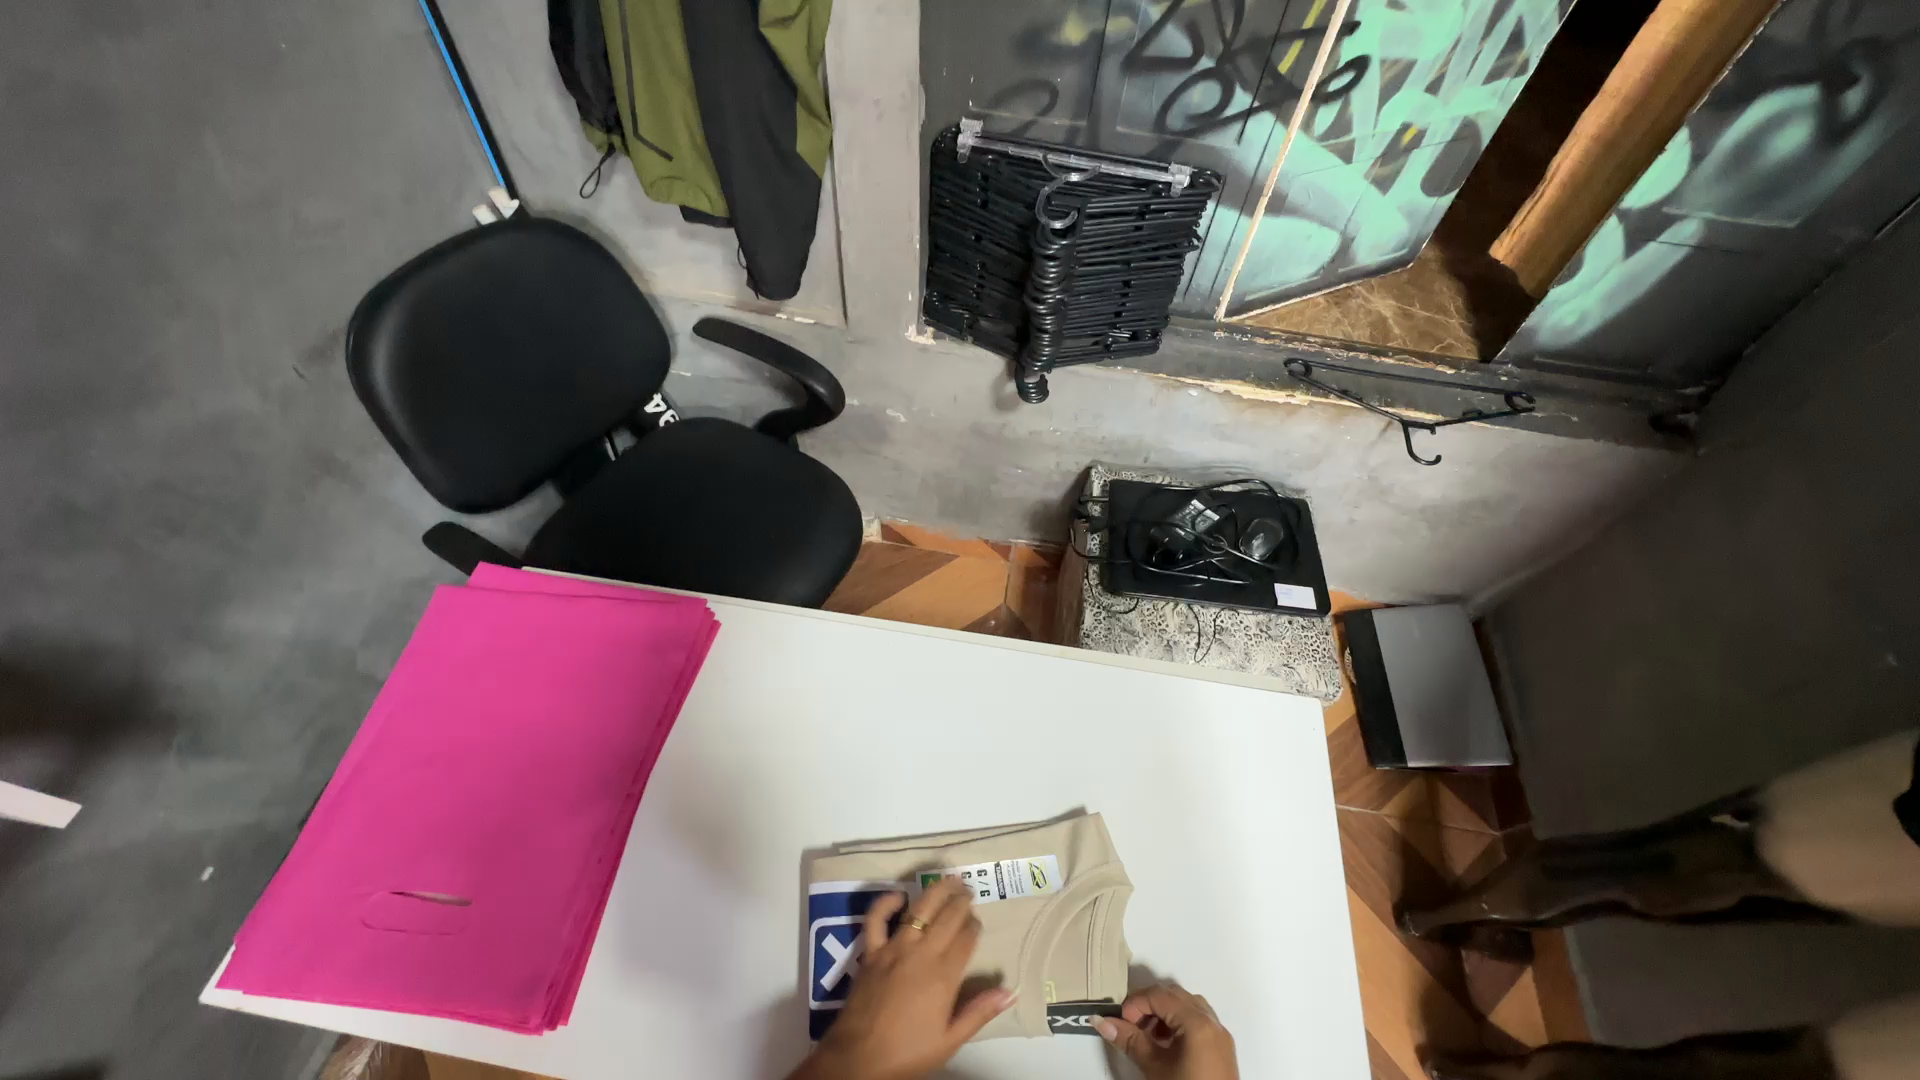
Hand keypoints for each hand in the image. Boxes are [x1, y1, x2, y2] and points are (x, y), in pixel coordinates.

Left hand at [791, 877, 1015, 1079]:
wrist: (859, 1059)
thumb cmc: (908, 1052)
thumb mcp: (950, 1040)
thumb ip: (979, 1012)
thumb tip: (1009, 991)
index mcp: (944, 975)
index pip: (966, 938)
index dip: (975, 926)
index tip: (978, 922)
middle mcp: (922, 953)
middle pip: (947, 916)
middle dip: (961, 901)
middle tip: (969, 891)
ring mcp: (894, 948)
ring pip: (919, 909)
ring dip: (936, 891)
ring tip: (949, 879)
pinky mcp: (871, 951)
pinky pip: (876, 918)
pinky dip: (886, 903)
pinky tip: (898, 895)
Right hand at [1094, 983, 1238, 1079]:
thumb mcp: (1154, 1067)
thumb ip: (1129, 1040)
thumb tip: (1102, 1021)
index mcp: (1197, 1022)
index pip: (1159, 995)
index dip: (1135, 1004)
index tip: (1120, 1022)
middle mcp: (1212, 1021)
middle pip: (1174, 995)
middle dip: (1149, 1005)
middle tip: (1132, 1025)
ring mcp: (1221, 1035)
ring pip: (1188, 1006)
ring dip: (1164, 1013)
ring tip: (1149, 1036)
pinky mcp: (1223, 1048)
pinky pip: (1199, 1021)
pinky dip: (1180, 1023)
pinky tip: (1167, 1044)